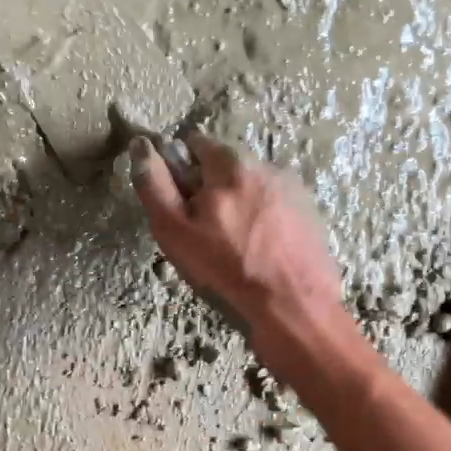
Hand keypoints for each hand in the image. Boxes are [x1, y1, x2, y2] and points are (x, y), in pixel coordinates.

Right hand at [129, 135, 344, 332]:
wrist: (293, 307)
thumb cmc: (226, 269)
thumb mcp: (175, 229)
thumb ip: (154, 184)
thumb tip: (140, 146)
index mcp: (232, 164)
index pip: (197, 143)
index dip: (181, 170)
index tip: (181, 204)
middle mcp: (267, 166)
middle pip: (226, 166)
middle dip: (210, 189)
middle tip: (204, 232)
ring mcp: (294, 189)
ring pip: (250, 187)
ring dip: (237, 205)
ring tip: (233, 246)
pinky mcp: (310, 213)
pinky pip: (274, 205)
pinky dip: (262, 220)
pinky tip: (259, 251)